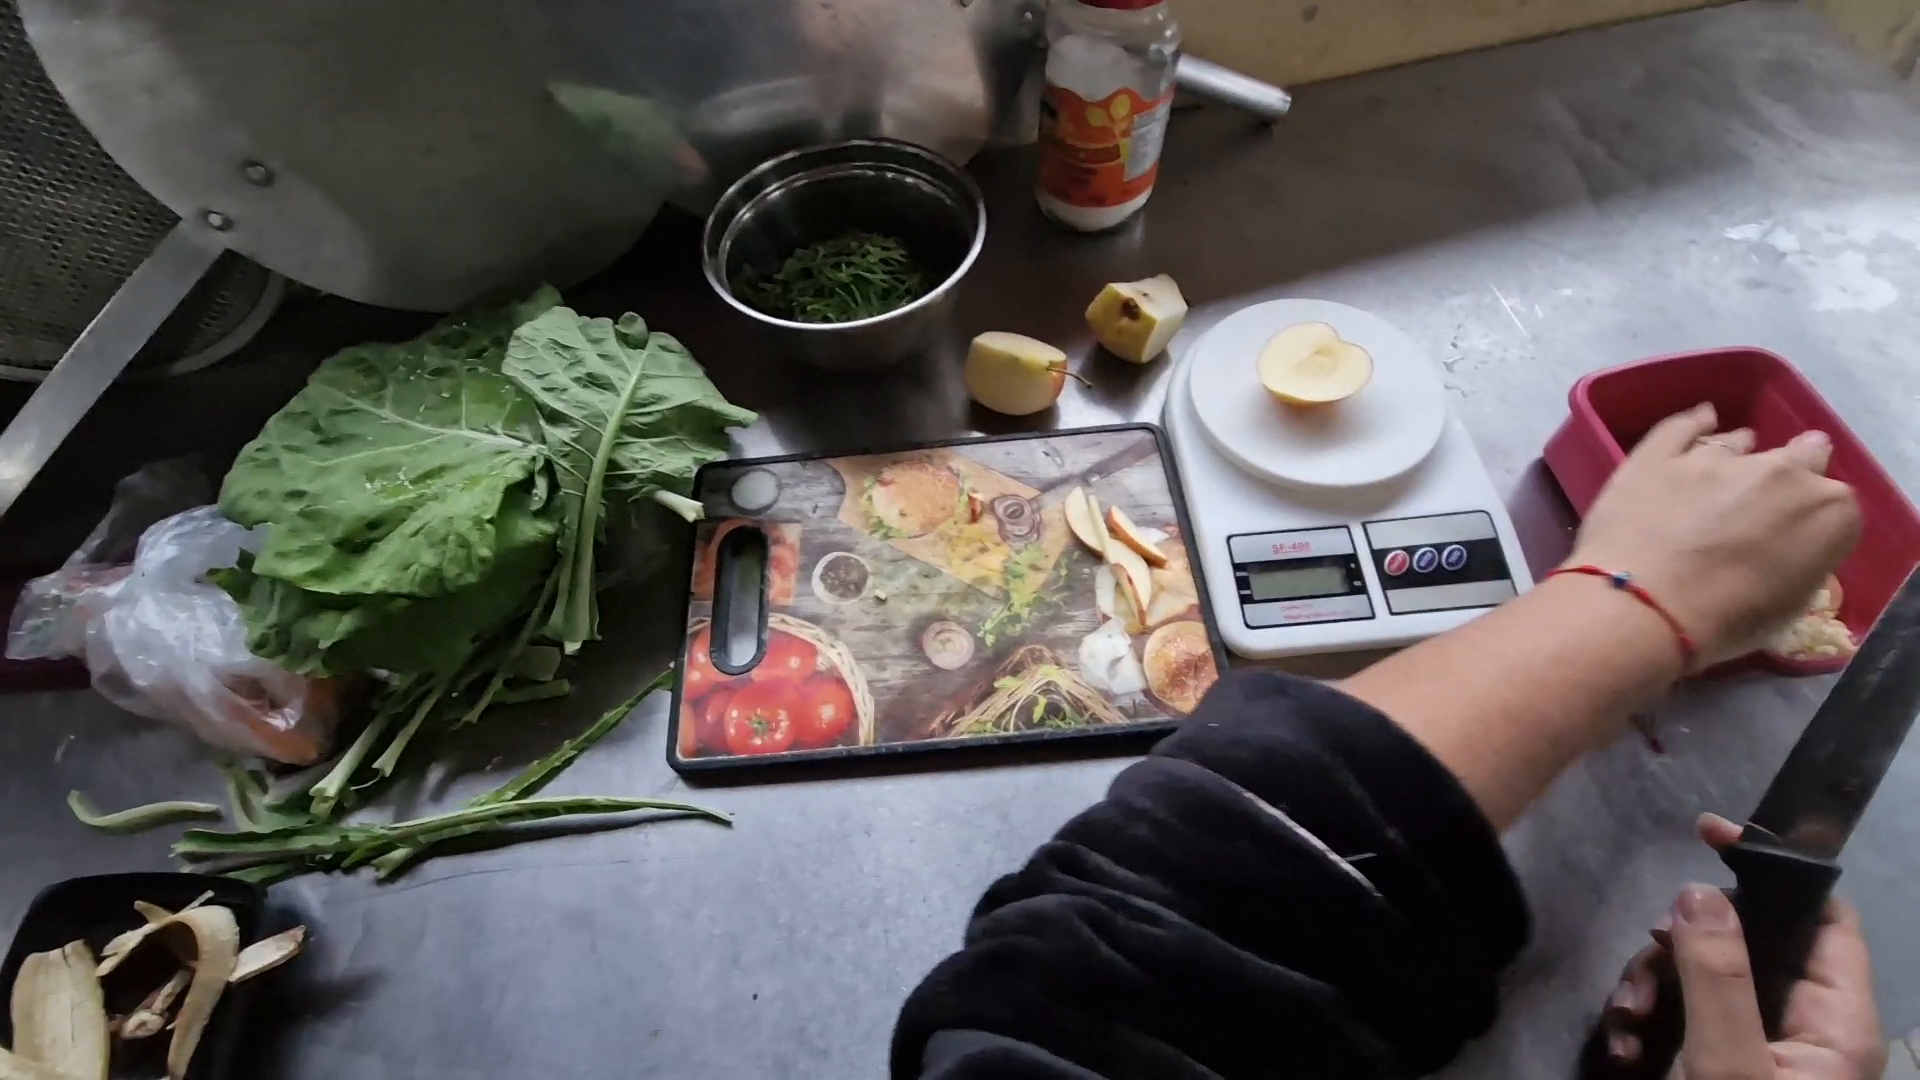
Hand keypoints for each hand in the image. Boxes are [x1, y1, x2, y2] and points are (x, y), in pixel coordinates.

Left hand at [1568, 404, 1860, 665]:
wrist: (1639, 604)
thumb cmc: (1722, 618)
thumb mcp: (1792, 599)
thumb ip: (1798, 557)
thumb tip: (1779, 548)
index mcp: (1830, 510)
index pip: (1828, 504)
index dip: (1804, 515)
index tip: (1788, 522)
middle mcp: (1778, 473)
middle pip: (1792, 461)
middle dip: (1786, 469)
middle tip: (1769, 483)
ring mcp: (1710, 461)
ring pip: (1733, 444)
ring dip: (1736, 449)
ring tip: (1730, 455)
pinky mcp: (1651, 460)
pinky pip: (1676, 428)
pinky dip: (1690, 421)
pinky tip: (1699, 416)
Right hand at [1601, 815, 1884, 1078]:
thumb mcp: (1727, 1064)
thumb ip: (1718, 976)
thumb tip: (1703, 889)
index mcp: (1836, 1023)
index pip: (1827, 920)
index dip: (1775, 869)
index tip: (1709, 831)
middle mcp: (1807, 1026)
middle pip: (1739, 943)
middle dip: (1672, 950)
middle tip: (1639, 982)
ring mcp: (1764, 1043)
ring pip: (1699, 974)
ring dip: (1647, 989)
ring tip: (1624, 1030)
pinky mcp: (1725, 1057)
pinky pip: (1681, 1010)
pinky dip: (1644, 1018)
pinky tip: (1625, 1048)